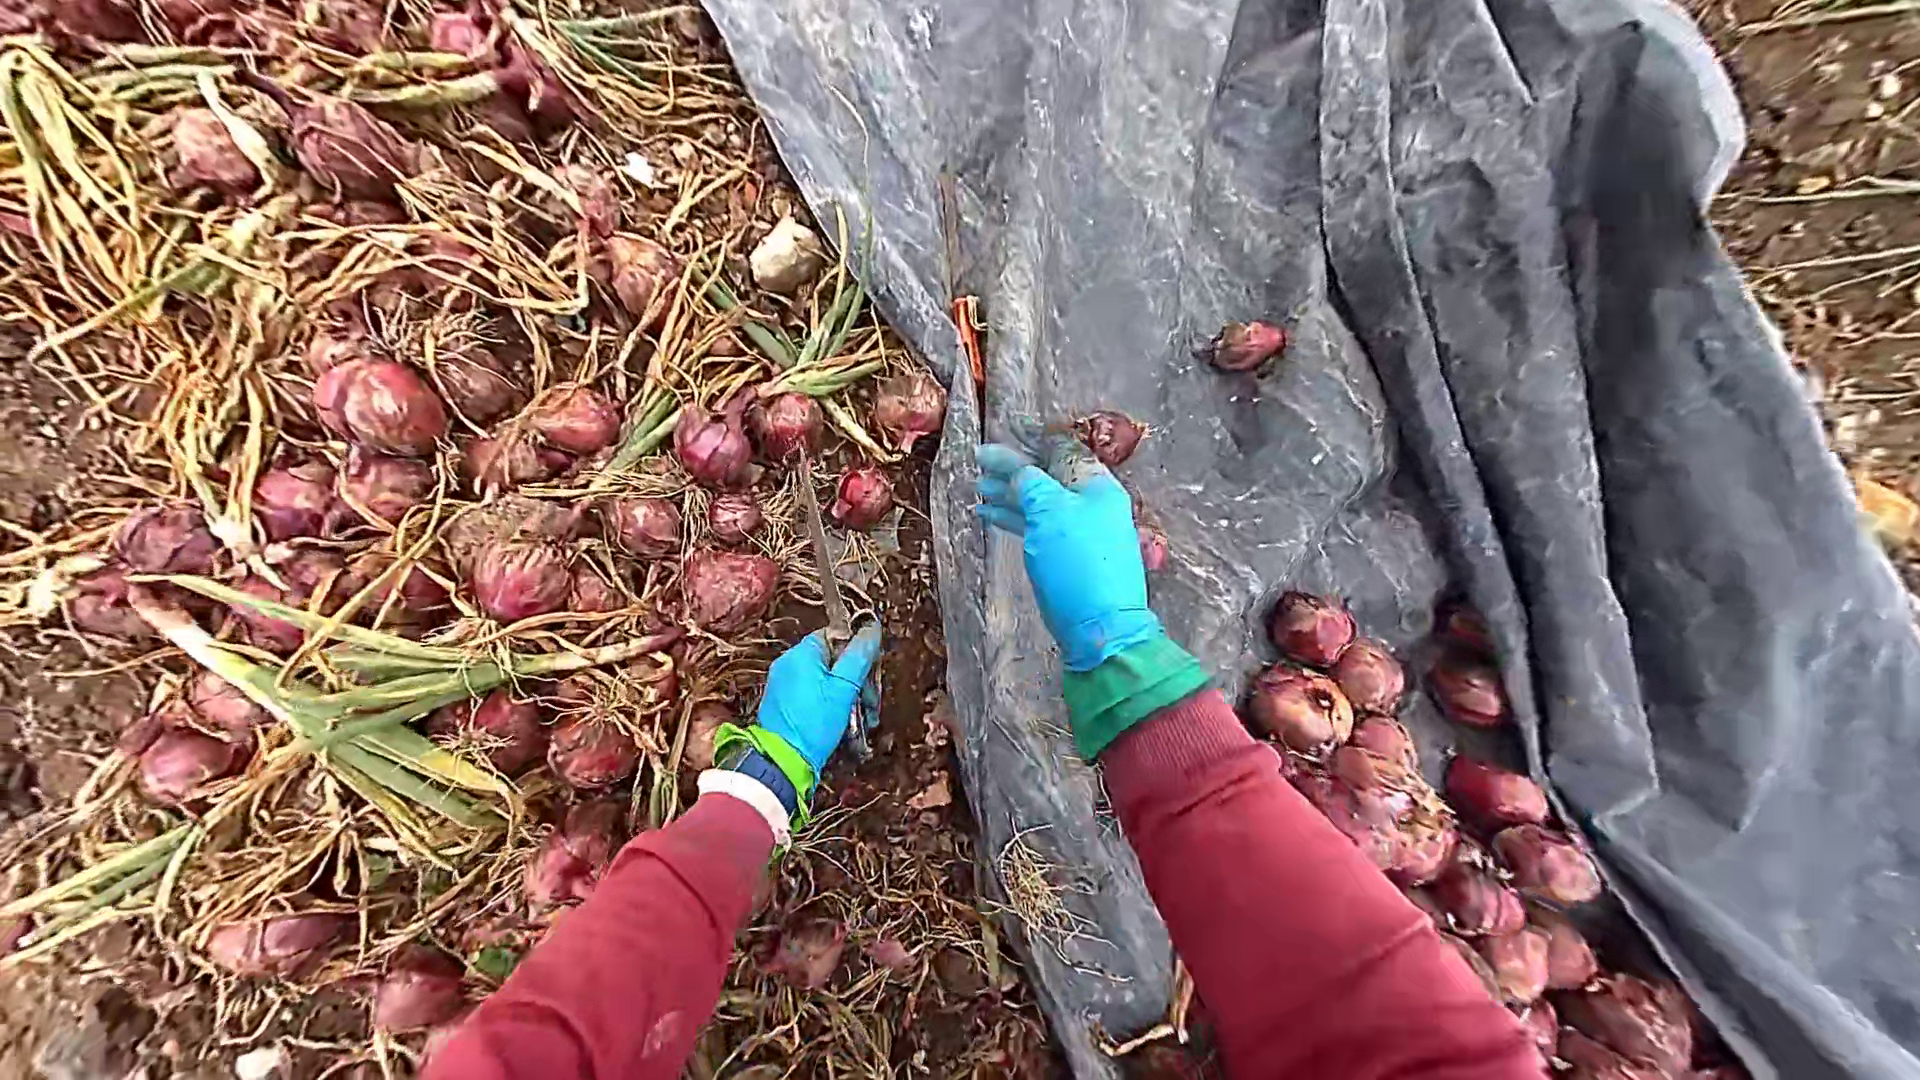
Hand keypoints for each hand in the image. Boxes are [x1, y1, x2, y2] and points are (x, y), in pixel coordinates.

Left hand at [755, 623, 882, 775]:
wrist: (782, 762)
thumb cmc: (814, 723)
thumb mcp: (844, 688)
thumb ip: (859, 655)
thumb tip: (872, 628)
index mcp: (801, 653)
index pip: (836, 635)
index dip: (857, 650)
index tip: (871, 669)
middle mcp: (790, 663)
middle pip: (833, 658)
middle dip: (857, 678)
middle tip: (870, 700)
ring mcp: (785, 683)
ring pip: (827, 678)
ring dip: (848, 693)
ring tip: (863, 717)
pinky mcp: (785, 702)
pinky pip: (815, 692)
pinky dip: (832, 702)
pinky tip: (847, 721)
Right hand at [975, 443, 1161, 669]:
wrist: (1098, 625)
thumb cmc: (1076, 563)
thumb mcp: (1050, 513)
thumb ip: (1031, 483)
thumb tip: (1017, 469)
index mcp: (1095, 486)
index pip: (1061, 450)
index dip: (1030, 440)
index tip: (1001, 434)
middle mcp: (1090, 504)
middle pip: (1047, 475)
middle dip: (1013, 468)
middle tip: (979, 461)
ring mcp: (1078, 530)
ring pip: (1039, 501)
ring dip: (1009, 493)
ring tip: (978, 487)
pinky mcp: (1065, 554)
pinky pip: (1036, 525)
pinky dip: (1013, 517)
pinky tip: (988, 514)